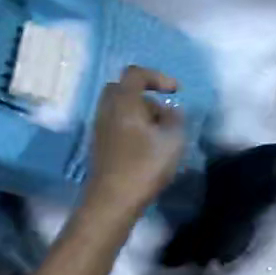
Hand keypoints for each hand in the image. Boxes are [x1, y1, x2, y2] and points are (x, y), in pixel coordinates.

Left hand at [81, 66, 185, 220]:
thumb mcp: (172, 140)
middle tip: (163, 114)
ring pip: (119, 110)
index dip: (157, 77)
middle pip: (123, 90)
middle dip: (145, 96)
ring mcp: (99, 129)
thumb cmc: (143, 166)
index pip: (135, 74)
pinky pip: (116, 126)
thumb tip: (170, 110)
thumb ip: (175, 118)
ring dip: (139, 115)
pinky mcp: (99, 147)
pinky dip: (131, 129)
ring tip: (159, 135)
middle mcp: (106, 110)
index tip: (176, 91)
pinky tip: (146, 148)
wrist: (112, 201)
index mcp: (122, 101)